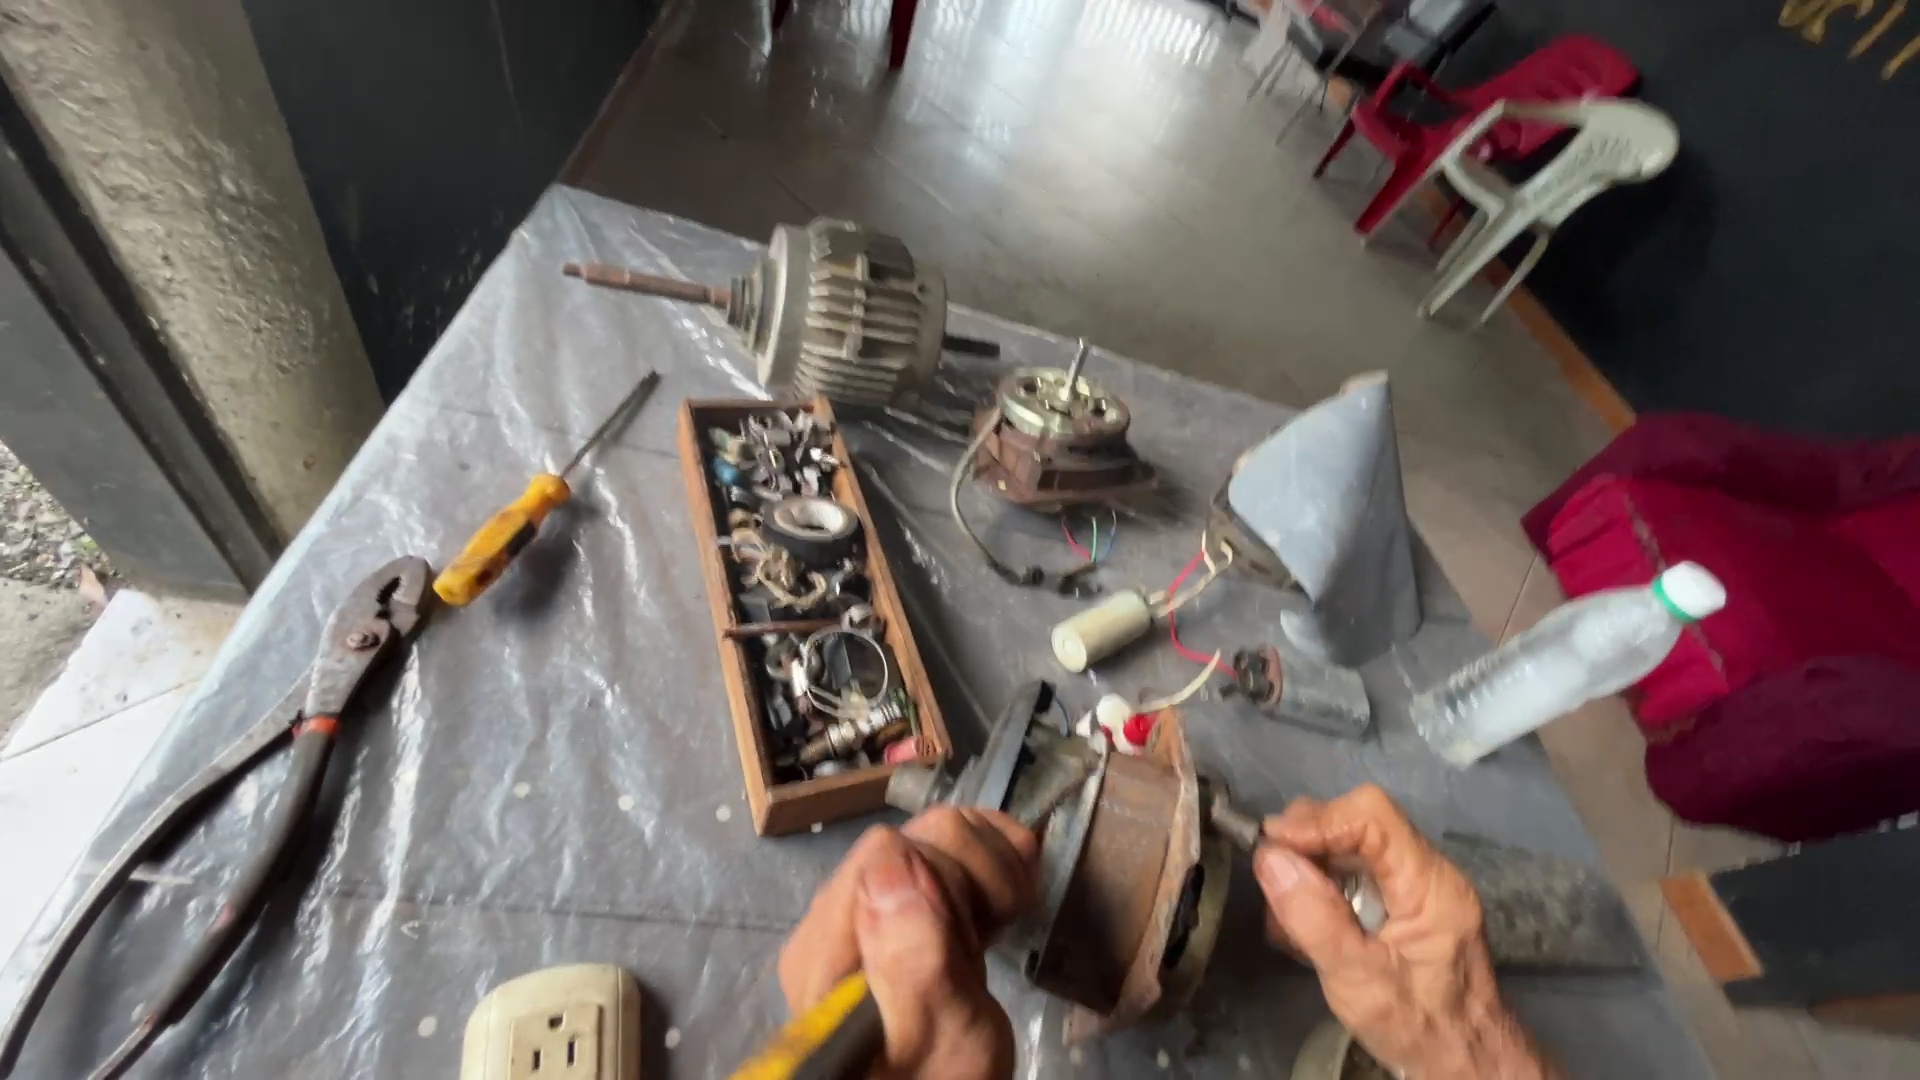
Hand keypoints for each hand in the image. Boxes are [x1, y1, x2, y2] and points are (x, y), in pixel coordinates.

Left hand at [778, 806, 1039, 1079]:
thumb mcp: (937, 1038)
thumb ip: (914, 957)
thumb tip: (893, 856)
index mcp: (827, 942)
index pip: (887, 851)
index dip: (946, 879)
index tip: (972, 941)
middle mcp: (838, 910)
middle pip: (914, 837)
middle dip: (972, 876)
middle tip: (988, 941)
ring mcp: (870, 903)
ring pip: (937, 833)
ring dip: (987, 871)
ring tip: (995, 927)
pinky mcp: (901, 900)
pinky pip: (946, 847)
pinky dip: (989, 862)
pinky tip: (1000, 902)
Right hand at [1255, 785, 1556, 1079]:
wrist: (1464, 1068)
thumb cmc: (1420, 1029)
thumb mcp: (1361, 983)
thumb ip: (1316, 919)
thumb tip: (1270, 857)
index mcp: (1430, 884)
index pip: (1371, 815)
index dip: (1318, 820)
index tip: (1275, 847)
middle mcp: (1421, 870)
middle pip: (1350, 820)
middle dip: (1303, 846)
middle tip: (1276, 887)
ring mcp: (1404, 881)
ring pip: (1338, 841)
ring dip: (1301, 871)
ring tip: (1288, 921)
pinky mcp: (1388, 895)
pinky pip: (1339, 866)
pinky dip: (1310, 887)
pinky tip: (1302, 927)